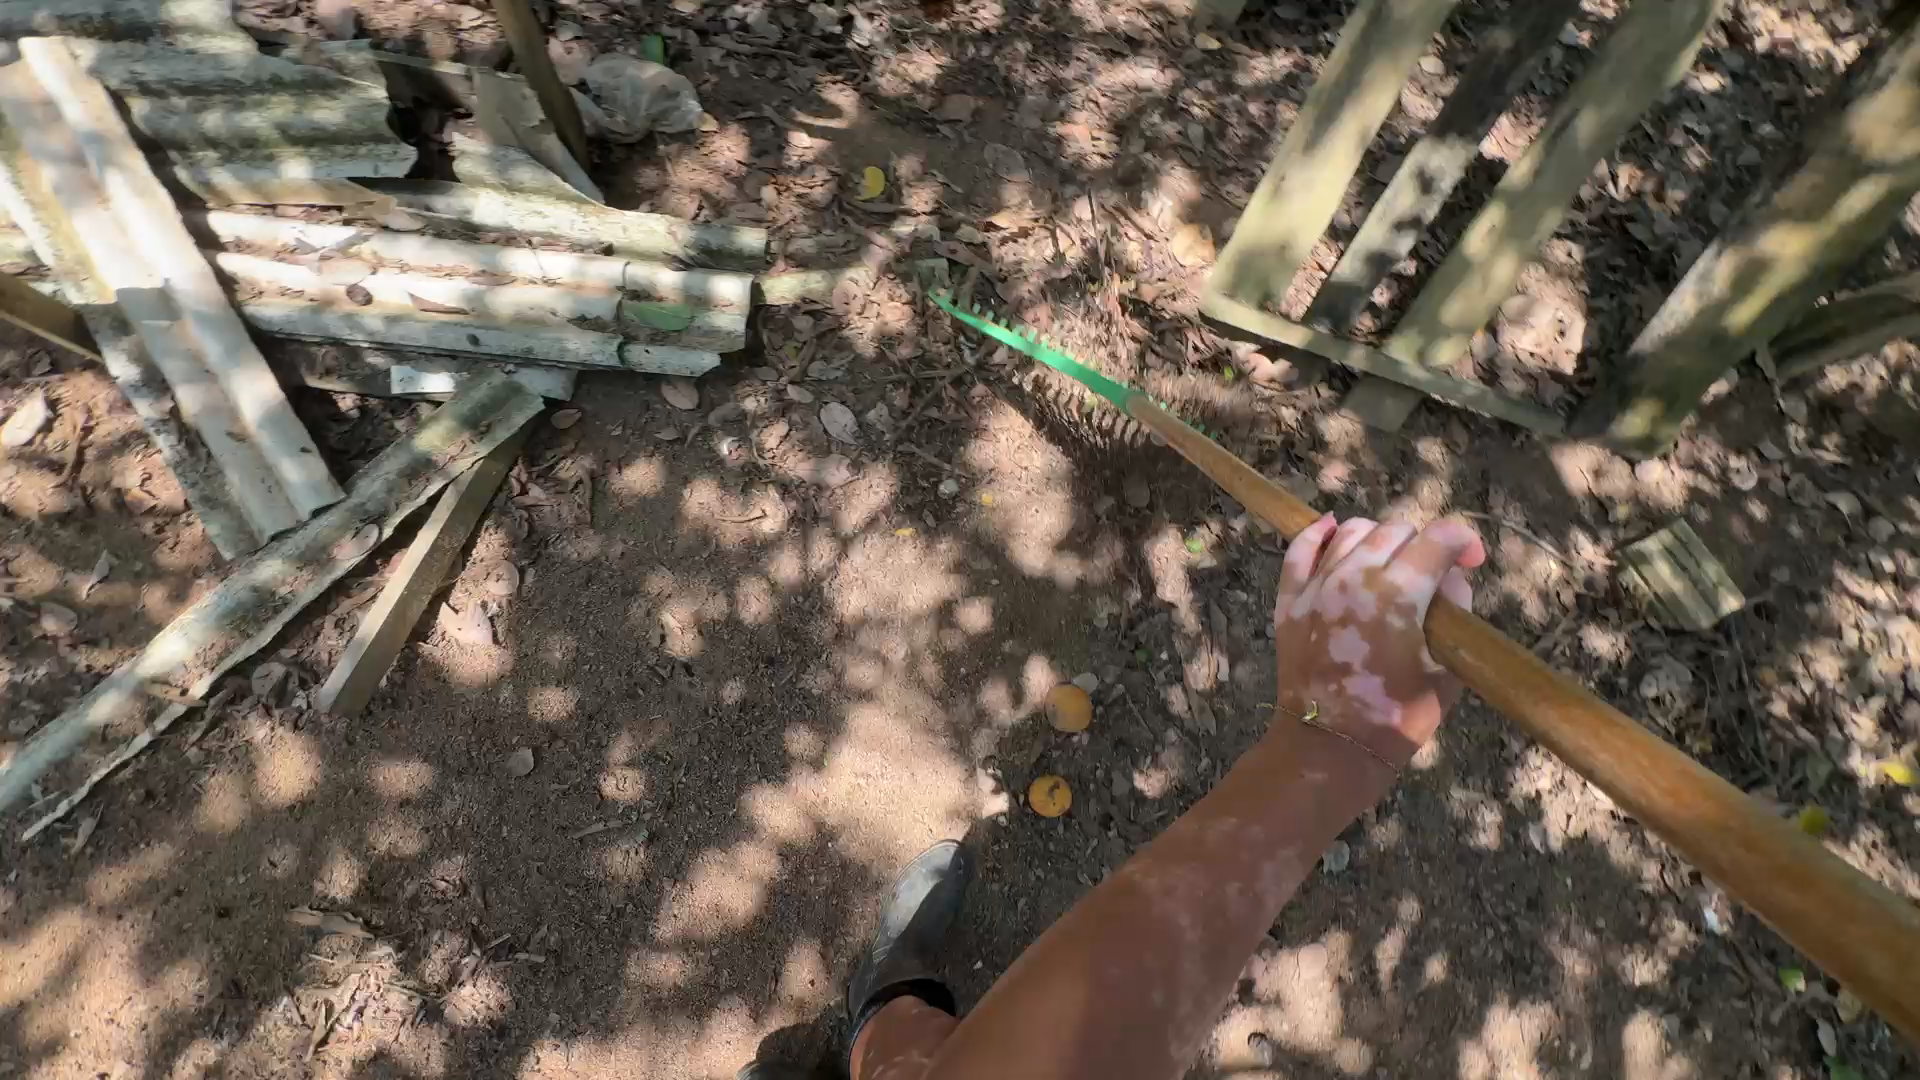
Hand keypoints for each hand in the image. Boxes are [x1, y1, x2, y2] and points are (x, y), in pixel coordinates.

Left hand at [1271, 515, 1484, 767]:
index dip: (1464, 541)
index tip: (1471, 560)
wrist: (1330, 740)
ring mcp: (1315, 585)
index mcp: (1398, 593)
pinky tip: (1332, 530)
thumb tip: (1448, 578)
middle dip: (1422, 544)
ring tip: (1389, 559)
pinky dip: (1318, 534)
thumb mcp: (1447, 667)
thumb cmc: (1397, 714)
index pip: (1438, 537)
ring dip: (1377, 538)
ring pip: (1349, 532)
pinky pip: (1299, 550)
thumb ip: (1452, 612)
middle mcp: (1353, 577)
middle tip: (1431, 570)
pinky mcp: (1288, 598)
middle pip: (1394, 531)